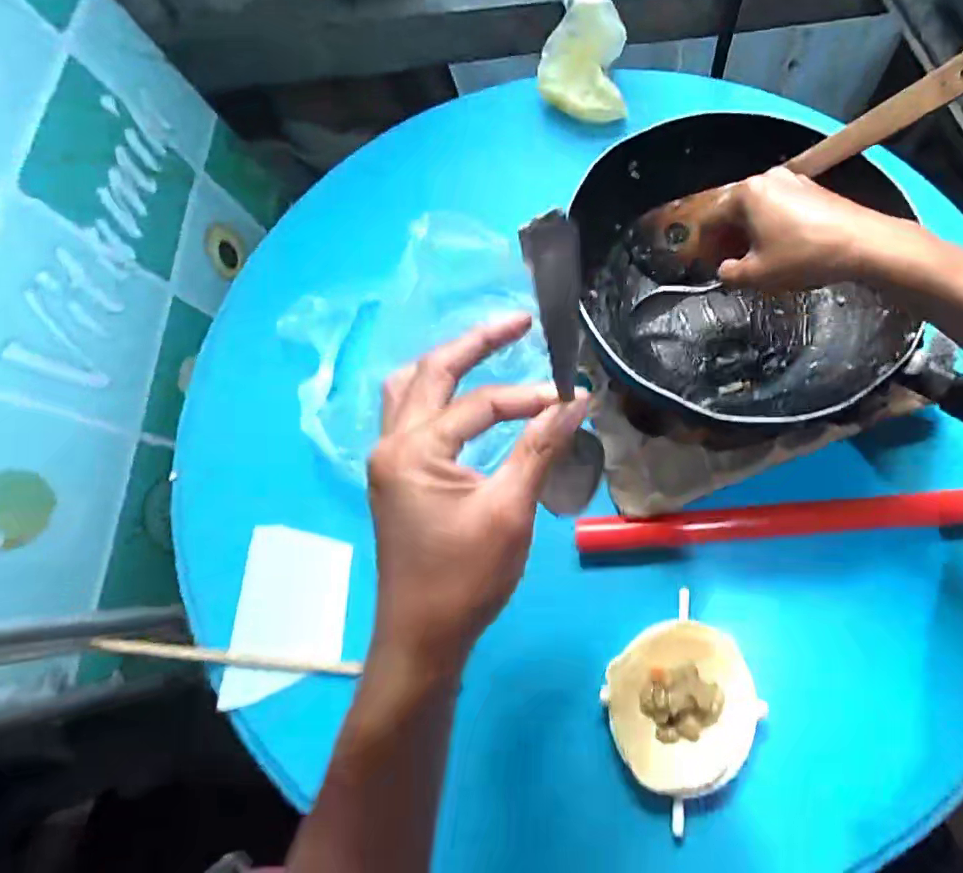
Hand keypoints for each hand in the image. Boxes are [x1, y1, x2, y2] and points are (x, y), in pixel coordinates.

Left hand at [366, 314, 590, 670]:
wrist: (422, 639)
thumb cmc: (465, 579)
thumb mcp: (509, 511)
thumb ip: (539, 448)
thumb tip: (575, 401)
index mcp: (413, 450)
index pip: (478, 404)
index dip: (529, 398)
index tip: (572, 396)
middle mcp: (390, 443)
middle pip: (430, 372)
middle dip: (474, 343)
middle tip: (518, 322)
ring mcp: (386, 459)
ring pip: (409, 389)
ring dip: (446, 364)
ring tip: (486, 348)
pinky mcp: (394, 475)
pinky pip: (409, 414)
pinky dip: (437, 394)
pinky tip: (462, 394)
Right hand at [713, 167, 958, 293]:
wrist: (865, 244)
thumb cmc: (804, 255)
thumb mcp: (758, 274)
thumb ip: (730, 274)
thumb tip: (724, 270)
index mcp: (745, 193)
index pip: (711, 219)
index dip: (704, 246)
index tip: (707, 266)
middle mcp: (765, 179)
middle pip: (733, 210)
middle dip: (727, 238)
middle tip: (728, 264)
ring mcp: (792, 180)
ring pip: (757, 208)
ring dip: (749, 233)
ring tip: (753, 258)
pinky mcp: (812, 189)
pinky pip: (779, 207)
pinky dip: (771, 226)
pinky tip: (779, 247)